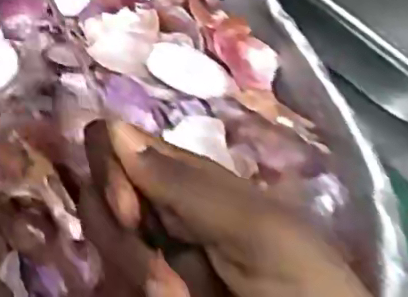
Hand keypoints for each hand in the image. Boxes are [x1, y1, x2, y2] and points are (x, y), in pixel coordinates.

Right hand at [81, 121, 369, 296]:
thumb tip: (110, 128)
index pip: (116, 141)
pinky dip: (127, 282)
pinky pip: (107, 269)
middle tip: (160, 279)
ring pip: (99, 230)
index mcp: (189, 180)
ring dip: (126, 264)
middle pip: (96, 185)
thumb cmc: (310, 294)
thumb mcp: (262, 234)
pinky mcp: (142, 280)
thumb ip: (185, 181)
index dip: (107, 165)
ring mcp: (154, 251)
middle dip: (114, 228)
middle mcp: (163, 208)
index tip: (127, 210)